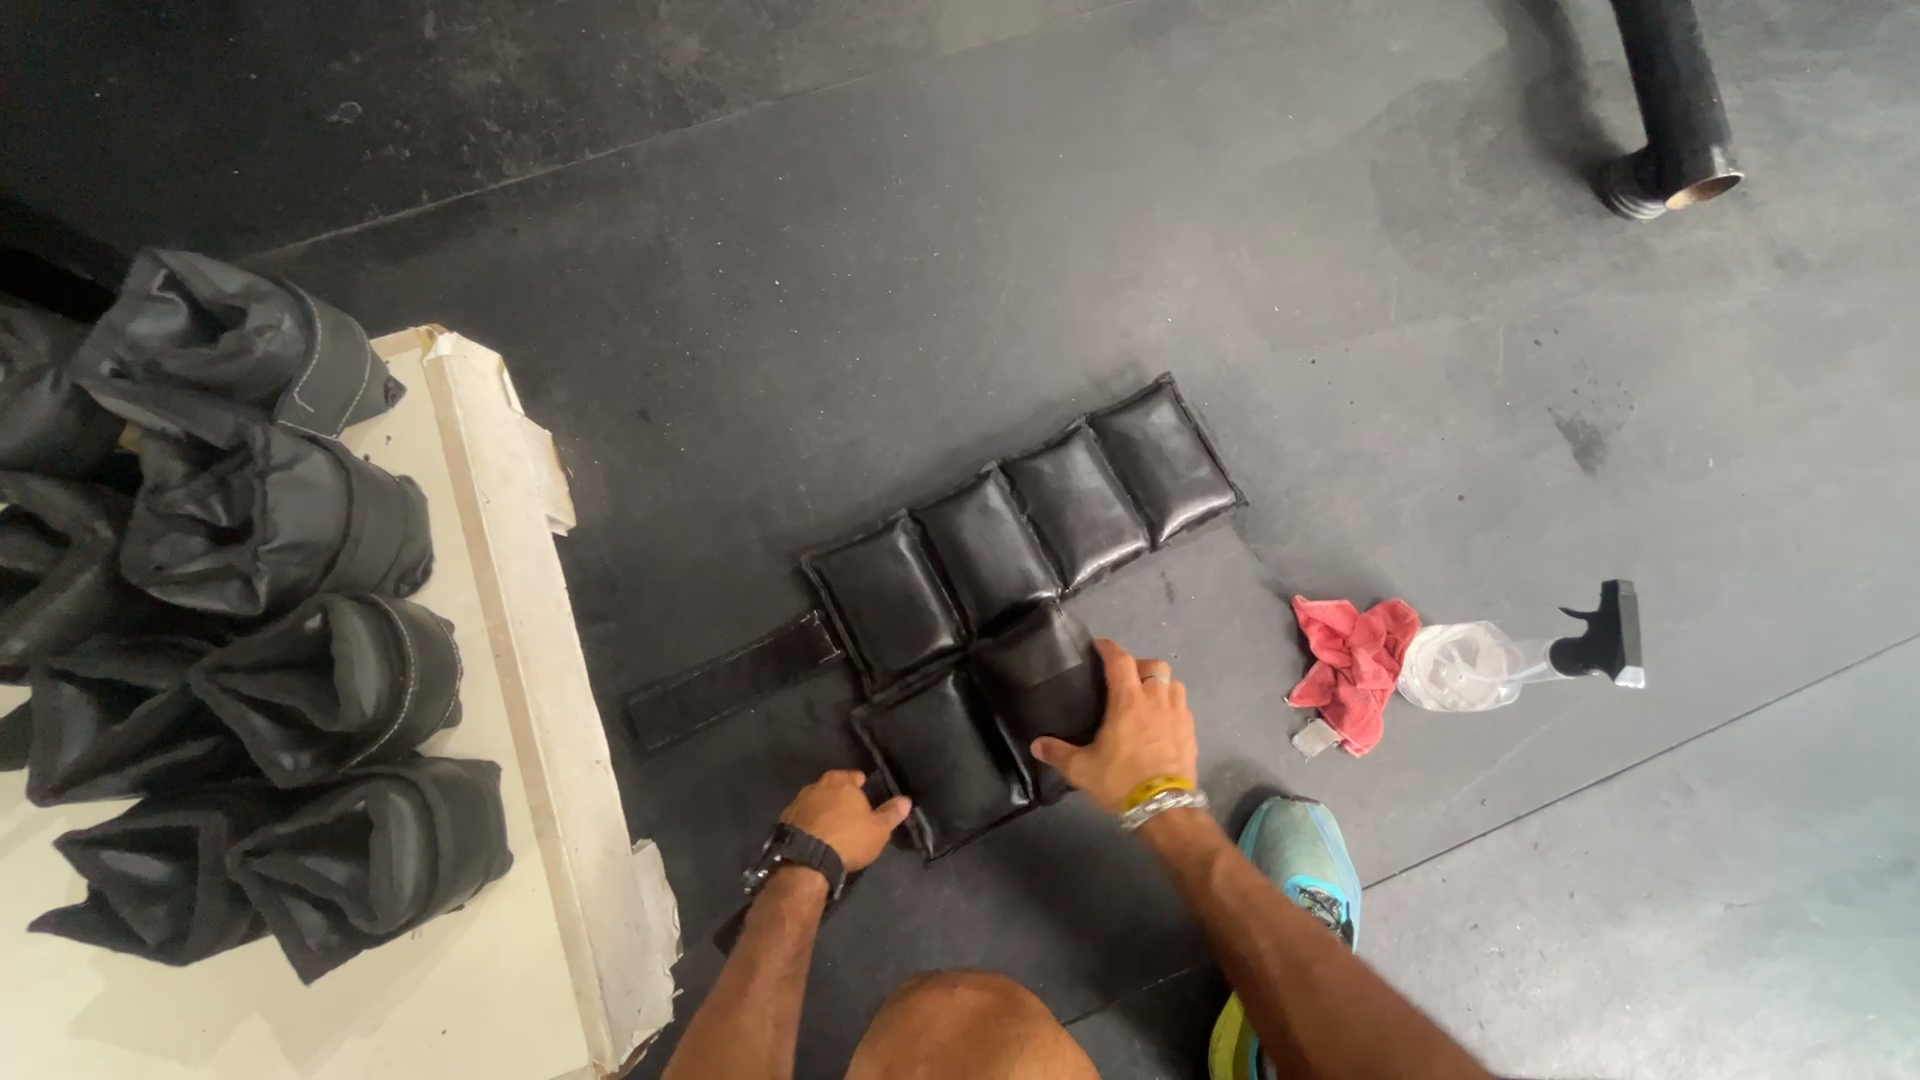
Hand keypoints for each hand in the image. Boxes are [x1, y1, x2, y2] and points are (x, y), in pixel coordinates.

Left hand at [780, 770, 912, 871]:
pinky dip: (808, 823)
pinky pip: (801, 817)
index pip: (855, 776)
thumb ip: (891, 813)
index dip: (862, 787)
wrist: (805, 861)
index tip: (866, 800)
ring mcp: (798, 801)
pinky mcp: (784, 819)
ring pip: (815, 801)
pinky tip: (813, 837)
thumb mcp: (878, 829)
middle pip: (833, 787)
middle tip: (849, 815)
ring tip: (830, 828)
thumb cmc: (847, 839)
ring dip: (822, 810)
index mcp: (842, 781)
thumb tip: (906, 800)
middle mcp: (818, 785)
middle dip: (840, 797)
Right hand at [1031, 639, 1198, 815]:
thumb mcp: (1082, 769)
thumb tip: (1036, 744)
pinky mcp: (1191, 733)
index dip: (1109, 648)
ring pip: (1173, 684)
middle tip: (1125, 678)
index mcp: (1128, 700)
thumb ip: (1058, 753)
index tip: (1099, 645)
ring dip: (1160, 684)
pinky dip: (1172, 706)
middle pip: (1154, 666)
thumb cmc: (1121, 780)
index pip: (1119, 661)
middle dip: (1139, 665)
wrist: (1165, 808)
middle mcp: (1156, 700)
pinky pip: (1183, 707)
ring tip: (1147, 697)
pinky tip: (1162, 722)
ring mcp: (1178, 715)